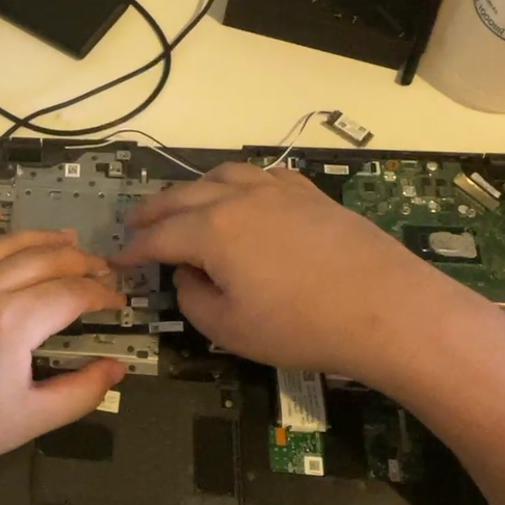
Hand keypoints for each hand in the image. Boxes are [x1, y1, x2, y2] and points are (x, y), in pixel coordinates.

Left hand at [0, 209, 126, 487]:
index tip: (117, 302)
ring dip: (42, 238)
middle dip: (81, 262)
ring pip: (6, 244)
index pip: (73, 293)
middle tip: (102, 269)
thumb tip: (117, 368)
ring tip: (68, 240)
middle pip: (45, 260)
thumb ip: (82, 391)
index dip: (102, 294)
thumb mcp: (34, 418)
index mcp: (16, 321)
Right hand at [112, 163, 479, 387]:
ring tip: (182, 201)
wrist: (388, 310)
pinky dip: (239, 181)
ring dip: (192, 188)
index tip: (115, 259)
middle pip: (182, 197)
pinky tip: (243, 193)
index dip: (133, 250)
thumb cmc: (302, 326)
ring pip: (221, 175)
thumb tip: (189, 277)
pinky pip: (263, 175)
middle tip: (133, 222)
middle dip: (152, 211)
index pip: (158, 237)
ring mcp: (277, 191)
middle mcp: (238, 198)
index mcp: (211, 230)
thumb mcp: (230, 328)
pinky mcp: (310, 195)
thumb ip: (194, 299)